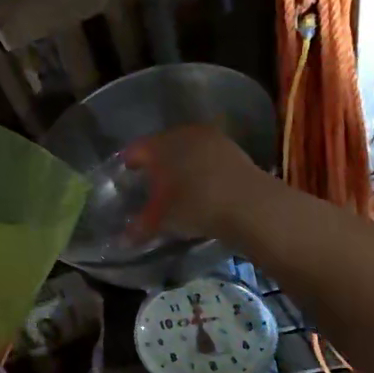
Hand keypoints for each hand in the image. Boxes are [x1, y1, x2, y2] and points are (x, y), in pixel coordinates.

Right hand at [123, 124, 277, 241]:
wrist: (249, 204)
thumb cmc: (195, 206)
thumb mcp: (163, 219)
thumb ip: (141, 226)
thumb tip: (124, 239)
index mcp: (160, 145)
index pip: (137, 149)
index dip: (129, 162)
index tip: (127, 173)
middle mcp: (184, 134)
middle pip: (164, 146)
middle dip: (157, 163)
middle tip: (152, 181)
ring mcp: (213, 139)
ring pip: (188, 150)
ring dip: (182, 164)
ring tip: (179, 185)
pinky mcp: (235, 151)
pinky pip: (209, 158)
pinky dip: (203, 169)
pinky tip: (203, 186)